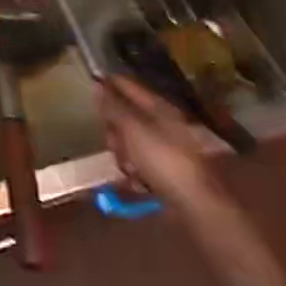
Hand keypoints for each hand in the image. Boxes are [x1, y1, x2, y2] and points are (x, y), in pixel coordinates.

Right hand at [97, 75, 218, 209]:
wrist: (194, 202)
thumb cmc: (162, 159)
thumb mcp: (132, 129)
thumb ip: (113, 106)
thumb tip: (97, 83)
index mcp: (158, 106)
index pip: (129, 85)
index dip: (109, 83)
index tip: (91, 86)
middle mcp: (162, 122)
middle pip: (126, 116)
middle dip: (114, 130)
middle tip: (114, 142)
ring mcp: (164, 146)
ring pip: (129, 141)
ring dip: (123, 154)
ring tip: (128, 168)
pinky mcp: (164, 169)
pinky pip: (138, 162)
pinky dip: (134, 171)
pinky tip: (137, 182)